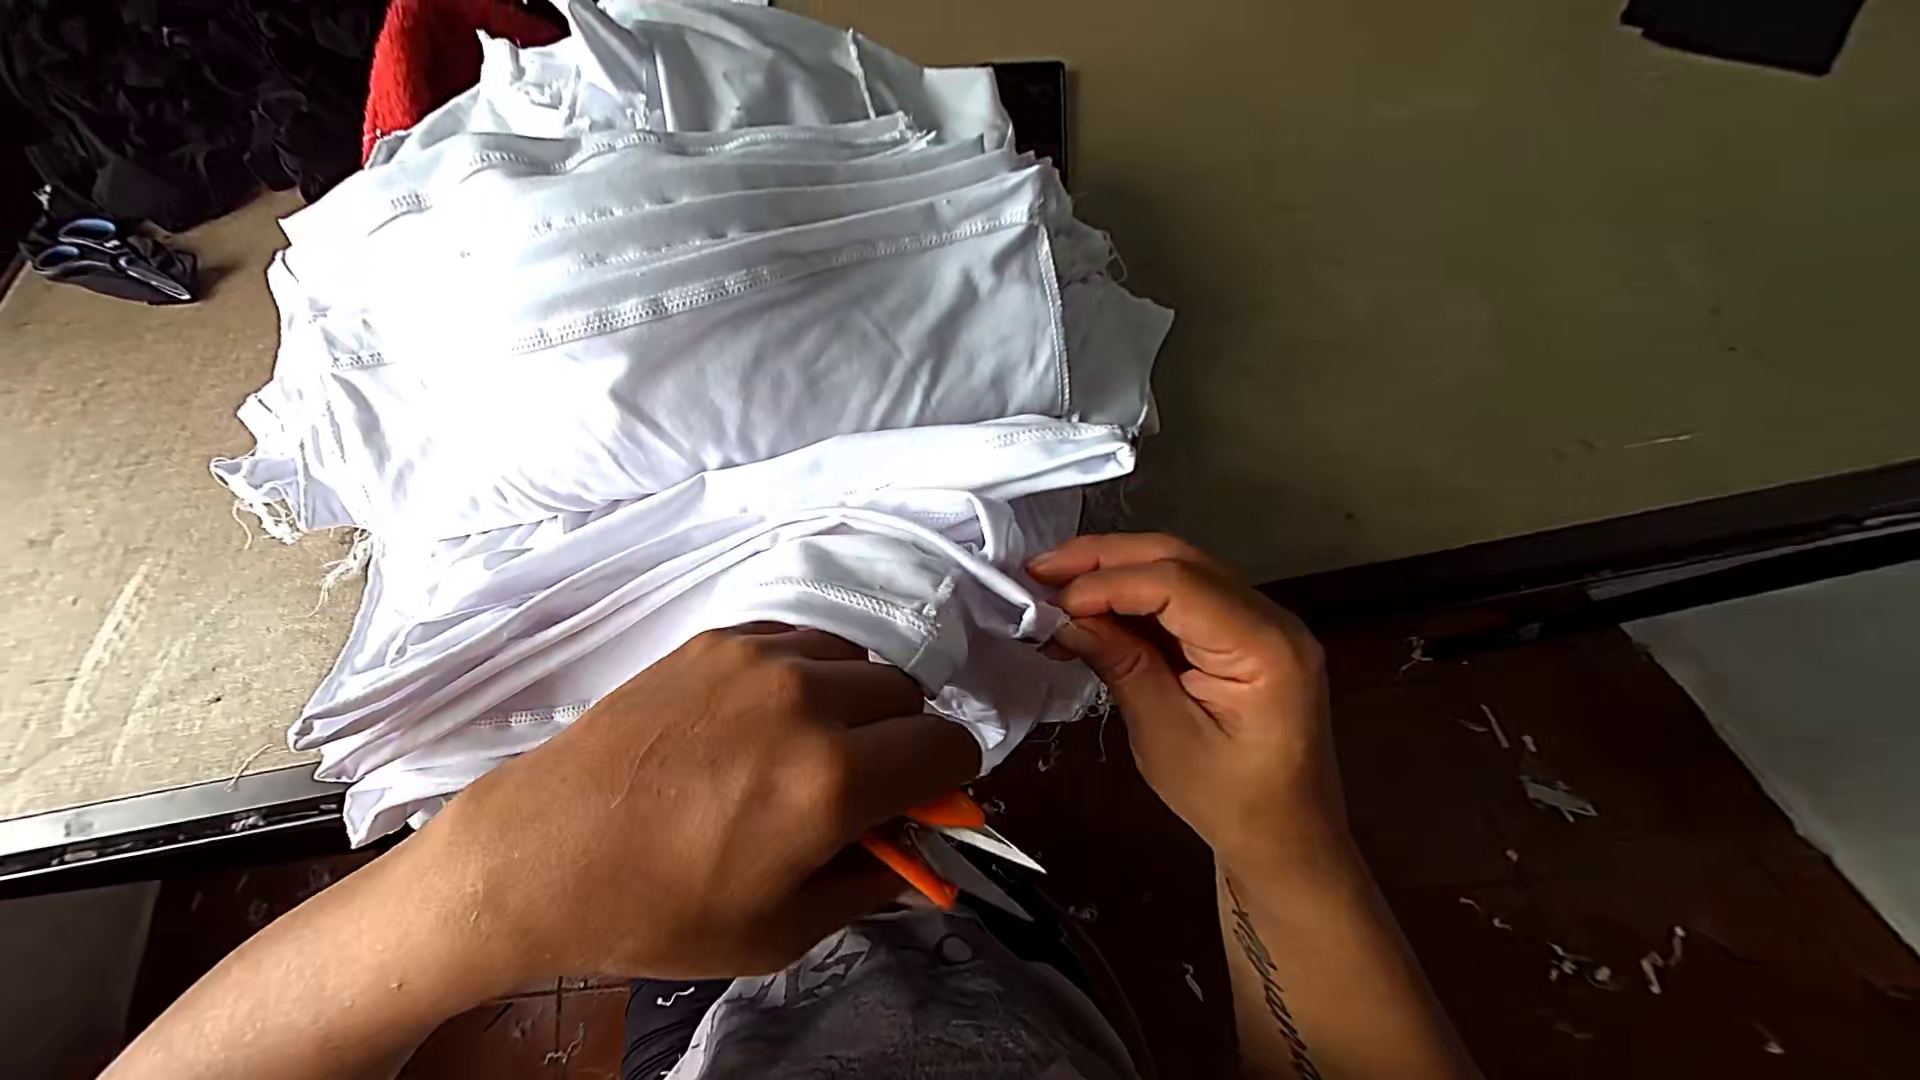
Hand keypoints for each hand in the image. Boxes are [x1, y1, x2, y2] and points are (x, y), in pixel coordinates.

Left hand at [415, 624, 979, 986]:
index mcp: (834, 781)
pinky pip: (809, 641)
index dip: (951, 777)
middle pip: (913, 696)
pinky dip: (815, 673)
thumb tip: (922, 842)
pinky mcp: (729, 637)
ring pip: (865, 660)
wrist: (545, 849)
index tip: (925, 793)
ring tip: (813, 736)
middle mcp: (810, 701)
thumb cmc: (664, 908)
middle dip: (905, 739)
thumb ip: (876, 879)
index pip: (950, 746)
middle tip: (862, 772)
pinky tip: (771, 709)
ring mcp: (765, 658)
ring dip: (861, 700)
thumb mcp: (784, 930)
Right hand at [1028, 534, 1344, 869]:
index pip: (1177, 584)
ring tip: (1055, 585)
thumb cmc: (1232, 802)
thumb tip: (1067, 618)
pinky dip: (1128, 595)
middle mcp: (1270, 617)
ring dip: (1111, 571)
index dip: (1108, 583)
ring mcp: (1257, 619)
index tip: (1053, 601)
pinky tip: (1090, 608)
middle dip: (1103, 558)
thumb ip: (1121, 665)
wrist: (1286, 837)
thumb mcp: (1166, 737)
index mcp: (1265, 647)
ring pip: (1174, 566)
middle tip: (1042, 570)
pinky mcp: (1237, 630)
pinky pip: (1177, 594)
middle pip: (1177, 558)